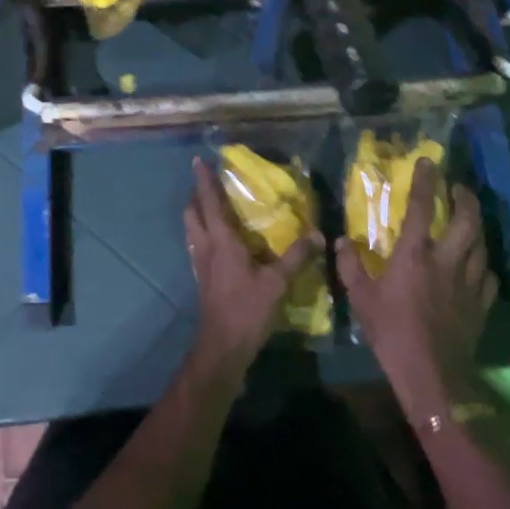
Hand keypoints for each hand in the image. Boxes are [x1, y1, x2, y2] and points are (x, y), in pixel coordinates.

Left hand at [184, 156, 316, 375]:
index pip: (210, 202)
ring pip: (192, 230)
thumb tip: (318, 234)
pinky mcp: (202, 279)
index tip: (198, 161)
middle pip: (192, 213)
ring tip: (208, 206)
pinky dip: (202, 234)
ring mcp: (201, 264)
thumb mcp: (278, 282)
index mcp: (221, 240)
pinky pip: (198, 246)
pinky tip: (215, 242)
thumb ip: (297, 257)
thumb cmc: (247, 309)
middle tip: (205, 182)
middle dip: (196, 195)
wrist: (223, 347)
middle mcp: (206, 247)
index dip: (204, 180)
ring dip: (196, 214)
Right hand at [335, 158, 497, 403]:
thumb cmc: (391, 332)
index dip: (426, 181)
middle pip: (467, 219)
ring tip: (470, 219)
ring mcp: (469, 282)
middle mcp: (446, 260)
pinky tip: (478, 264)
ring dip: (477, 226)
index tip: (428, 161)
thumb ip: (349, 266)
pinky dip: (483, 263)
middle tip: (459, 188)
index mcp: (415, 254)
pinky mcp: (481, 304)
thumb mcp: (360, 299)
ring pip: (481, 244)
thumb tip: (340, 241)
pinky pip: (488, 275)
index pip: (423, 207)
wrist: (432, 374)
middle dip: (466, 198)